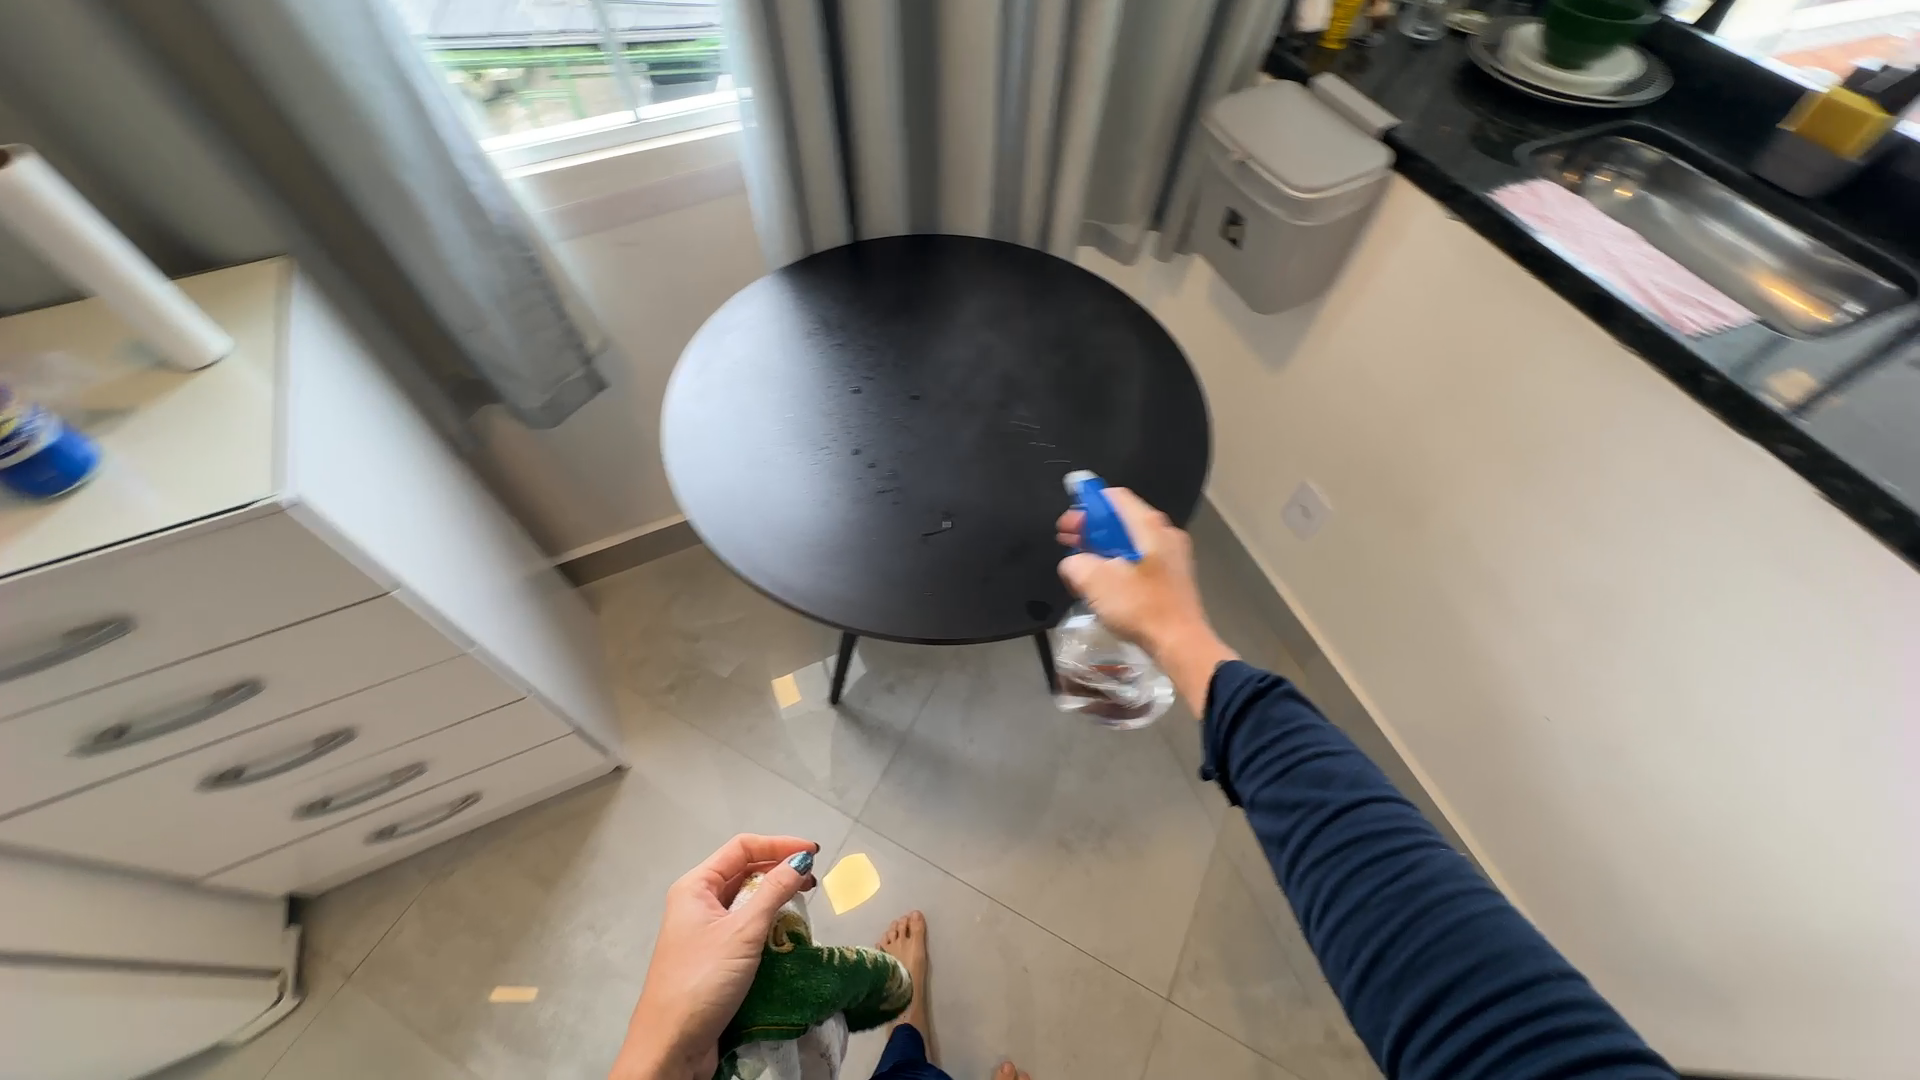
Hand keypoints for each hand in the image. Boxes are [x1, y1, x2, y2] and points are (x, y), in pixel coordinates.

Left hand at [610, 834, 819, 1079]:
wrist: (669, 1051)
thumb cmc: (702, 982)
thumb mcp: (743, 932)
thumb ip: (774, 891)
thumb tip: (801, 859)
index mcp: (696, 887)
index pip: (742, 847)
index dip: (778, 844)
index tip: (812, 852)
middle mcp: (698, 902)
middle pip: (744, 870)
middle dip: (779, 869)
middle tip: (812, 879)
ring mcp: (704, 931)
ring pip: (746, 899)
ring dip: (775, 896)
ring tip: (804, 900)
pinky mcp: (714, 957)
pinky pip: (745, 925)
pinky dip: (768, 921)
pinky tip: (786, 930)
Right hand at [1056, 488, 1235, 707]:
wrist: (1180, 644)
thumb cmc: (1140, 606)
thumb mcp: (1095, 581)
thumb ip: (1076, 563)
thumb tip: (1073, 563)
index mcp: (1149, 526)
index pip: (1114, 497)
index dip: (1086, 506)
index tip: (1067, 524)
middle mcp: (1164, 533)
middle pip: (1122, 519)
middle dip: (1091, 529)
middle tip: (1067, 541)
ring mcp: (1173, 555)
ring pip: (1130, 541)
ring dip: (1102, 548)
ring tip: (1080, 563)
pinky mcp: (1173, 577)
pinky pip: (1140, 559)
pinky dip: (1118, 563)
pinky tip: (1103, 582)